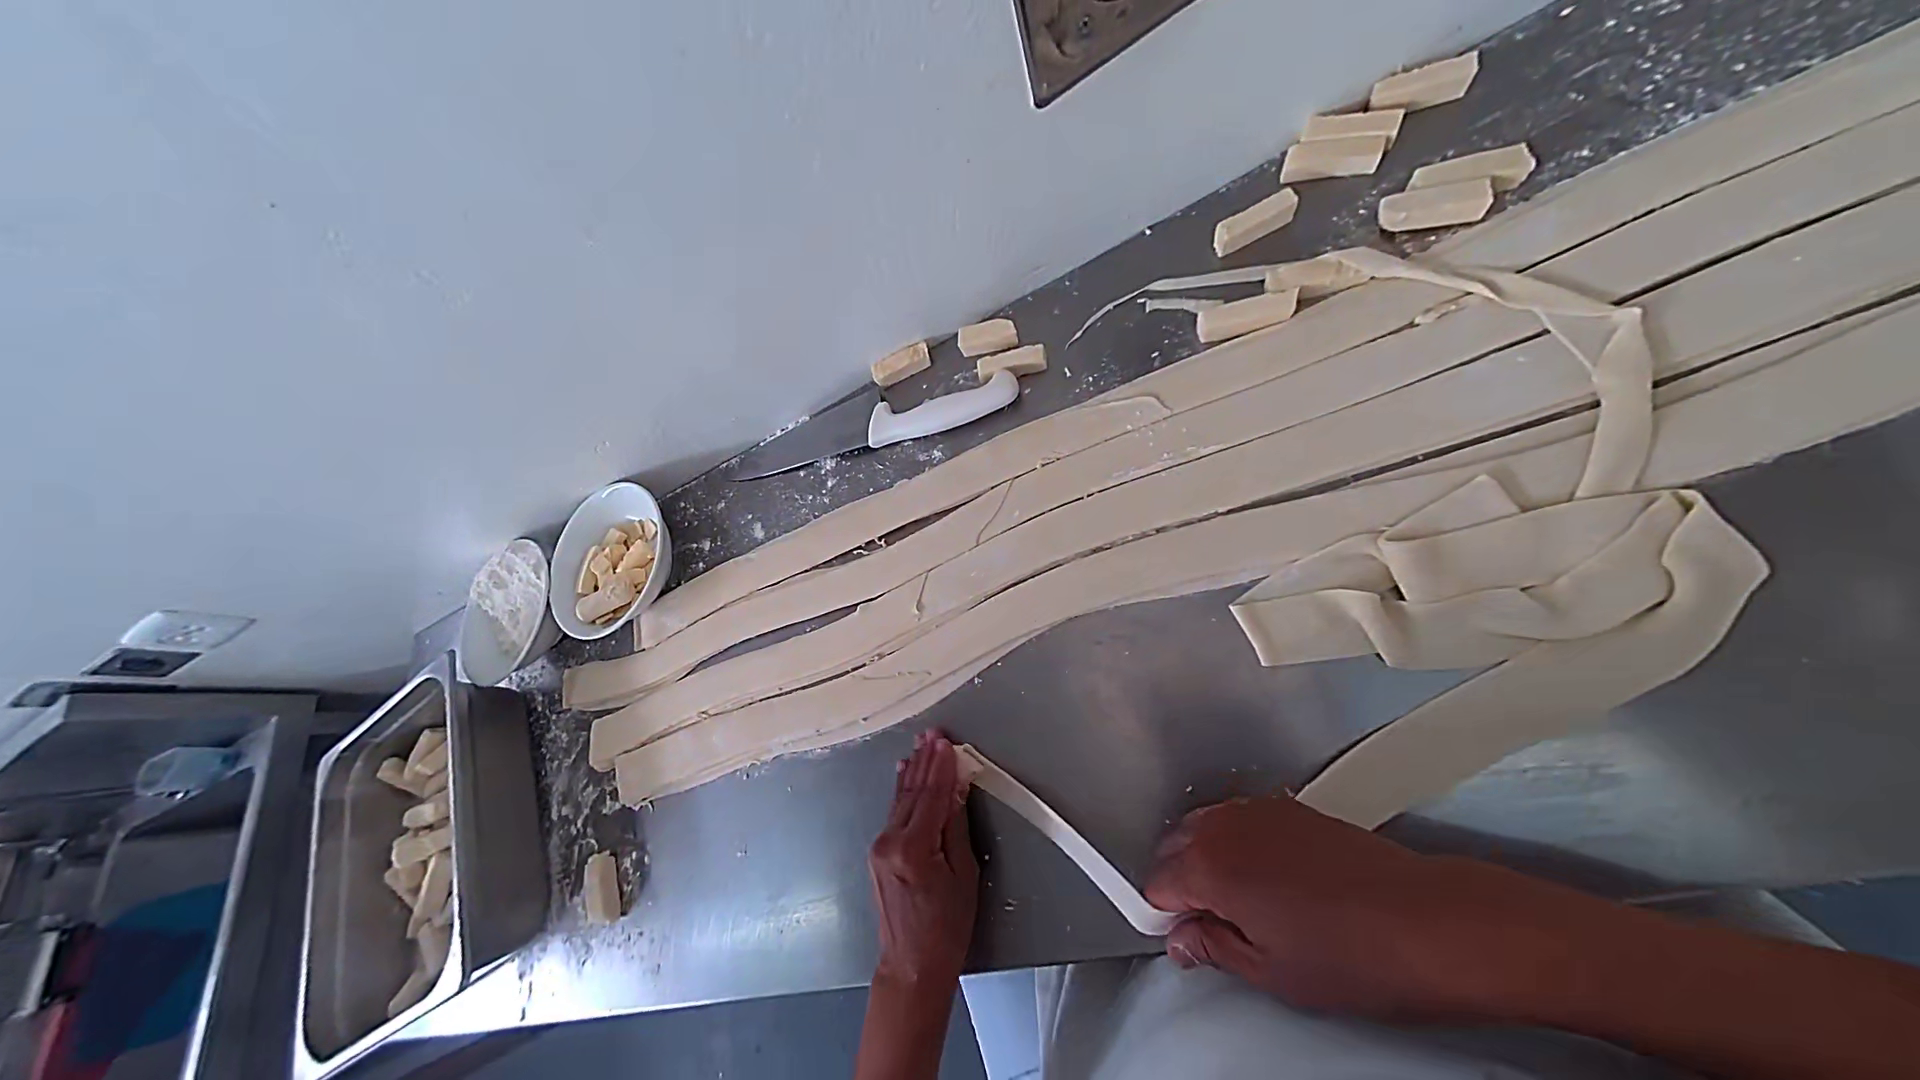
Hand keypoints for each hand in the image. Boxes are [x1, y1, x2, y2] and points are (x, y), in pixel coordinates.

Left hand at [868, 731, 978, 988]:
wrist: (912, 966)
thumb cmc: (946, 928)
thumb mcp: (963, 875)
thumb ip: (956, 826)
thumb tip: (956, 788)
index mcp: (913, 849)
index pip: (931, 796)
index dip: (942, 767)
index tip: (948, 743)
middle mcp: (889, 842)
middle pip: (913, 792)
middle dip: (925, 760)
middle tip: (934, 734)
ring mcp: (879, 846)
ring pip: (901, 799)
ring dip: (913, 770)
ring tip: (922, 744)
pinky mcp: (877, 852)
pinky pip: (893, 813)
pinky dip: (902, 790)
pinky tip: (904, 773)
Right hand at [1143, 795, 1635, 1023]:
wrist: (1430, 922)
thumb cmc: (1359, 952)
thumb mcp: (1271, 972)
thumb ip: (1212, 948)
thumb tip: (1186, 941)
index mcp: (1209, 866)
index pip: (1155, 884)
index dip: (1164, 915)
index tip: (1181, 934)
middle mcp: (1225, 826)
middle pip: (1172, 847)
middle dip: (1180, 883)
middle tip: (1210, 925)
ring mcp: (1256, 810)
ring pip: (1203, 827)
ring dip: (1205, 859)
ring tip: (1244, 904)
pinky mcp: (1287, 806)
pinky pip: (1238, 818)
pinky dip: (1236, 842)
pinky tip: (1270, 879)